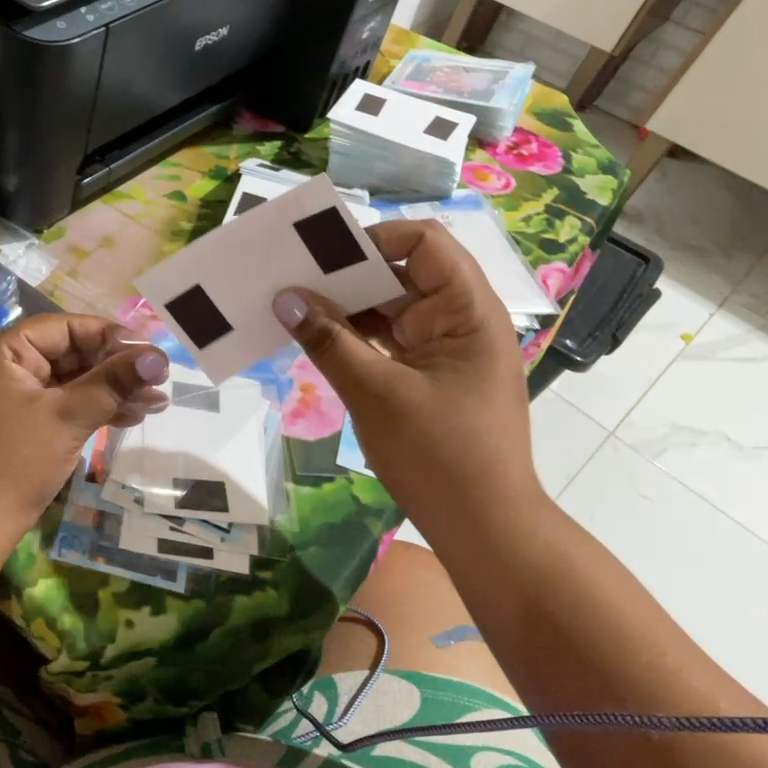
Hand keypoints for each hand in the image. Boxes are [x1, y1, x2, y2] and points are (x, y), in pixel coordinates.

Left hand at [0, 314, 168, 537]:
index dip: (113, 337)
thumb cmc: (16, 461)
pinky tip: (135, 416)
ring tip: (158, 403)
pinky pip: (70, 402)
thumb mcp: (69, 416)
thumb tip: (158, 356)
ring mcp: (21, 394)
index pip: (69, 328)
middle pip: (76, 352)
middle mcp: (13, 365)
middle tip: (162, 381)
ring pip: (78, 380)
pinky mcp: (31, 421)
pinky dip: (100, 408)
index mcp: (9, 351)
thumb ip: (113, 382)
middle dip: (119, 367)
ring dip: (116, 390)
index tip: (153, 354)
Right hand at [272, 219, 537, 518]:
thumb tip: (284, 298)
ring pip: (389, 309)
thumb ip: (329, 342)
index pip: (425, 244)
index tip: (322, 257)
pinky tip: (313, 339)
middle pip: (401, 274)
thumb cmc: (440, 456)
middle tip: (291, 278)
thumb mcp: (377, 394)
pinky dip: (352, 338)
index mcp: (468, 311)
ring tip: (291, 306)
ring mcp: (442, 350)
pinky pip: (386, 341)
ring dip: (345, 308)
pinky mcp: (426, 377)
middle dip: (347, 274)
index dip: (375, 238)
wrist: (484, 528)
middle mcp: (458, 321)